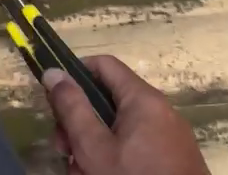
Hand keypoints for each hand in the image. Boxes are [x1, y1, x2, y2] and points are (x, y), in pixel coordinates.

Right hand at [43, 56, 210, 174]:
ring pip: (119, 128)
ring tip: (78, 171)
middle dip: (79, 121)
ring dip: (94, 145)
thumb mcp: (94, 147)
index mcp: (144, 99)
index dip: (74, 74)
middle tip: (62, 148)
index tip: (55, 100)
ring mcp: (170, 139)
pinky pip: (137, 147)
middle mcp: (161, 112)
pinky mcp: (174, 162)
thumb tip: (53, 71)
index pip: (103, 64)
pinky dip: (116, 158)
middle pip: (108, 100)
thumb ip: (71, 107)